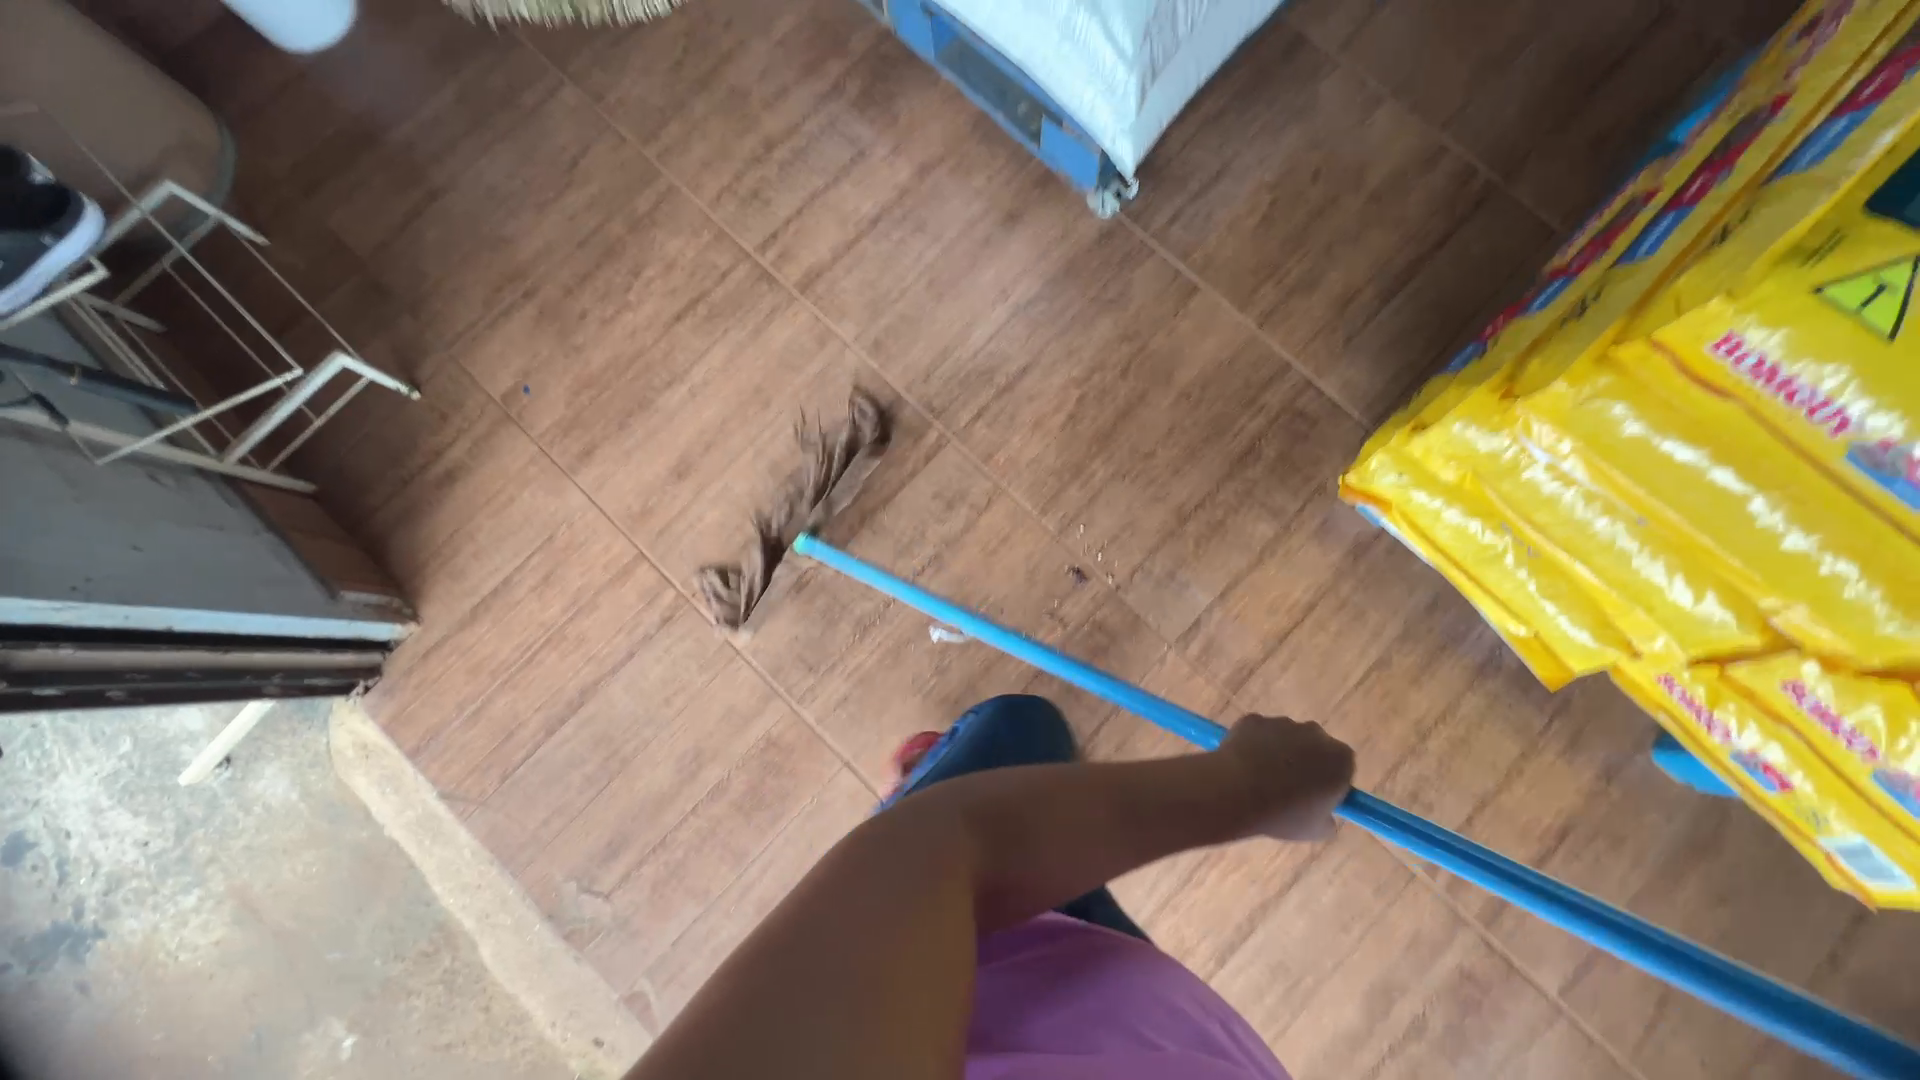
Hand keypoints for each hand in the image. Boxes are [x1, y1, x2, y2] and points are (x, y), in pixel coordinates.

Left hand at [1217, 714, 1355, 841]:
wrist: (1236, 793)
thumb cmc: (1283, 815)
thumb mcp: (1317, 830)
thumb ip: (1327, 819)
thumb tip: (1324, 815)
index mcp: (1339, 758)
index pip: (1342, 766)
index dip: (1329, 780)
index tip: (1316, 796)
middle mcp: (1315, 733)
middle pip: (1315, 746)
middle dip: (1304, 761)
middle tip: (1287, 787)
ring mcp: (1282, 722)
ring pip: (1284, 737)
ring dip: (1277, 752)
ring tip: (1259, 778)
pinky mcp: (1253, 719)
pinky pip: (1257, 733)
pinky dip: (1252, 744)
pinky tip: (1242, 764)